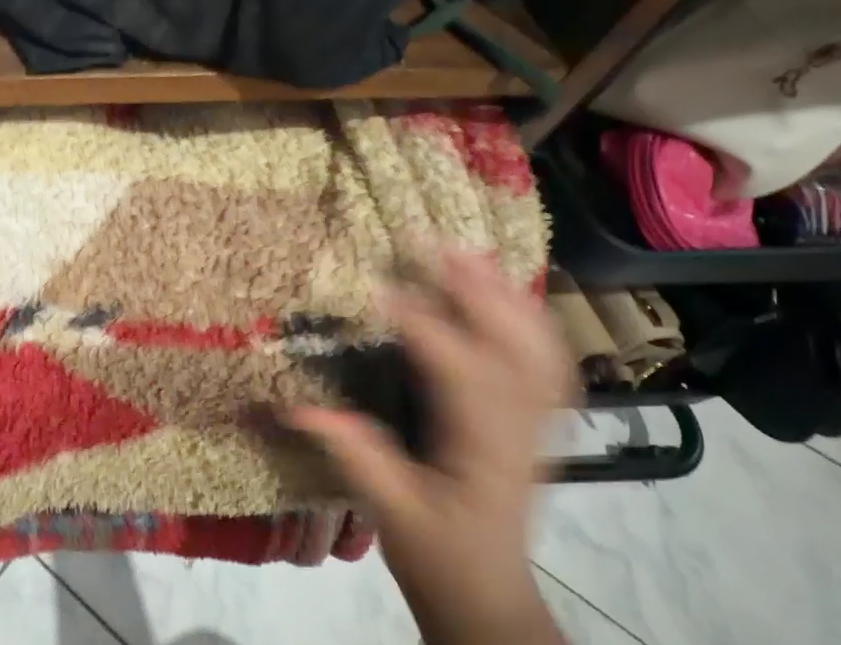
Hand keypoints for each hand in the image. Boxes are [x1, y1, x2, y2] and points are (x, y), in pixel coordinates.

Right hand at [284, 248, 575, 644]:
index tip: (378, 285)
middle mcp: (519, 432)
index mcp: (482, 451)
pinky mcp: (535, 424)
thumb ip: (353, 454)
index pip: (458, 374)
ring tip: (474, 255)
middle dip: (478, 294)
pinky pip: (546, 364)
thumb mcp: (388, 511)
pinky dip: (531, 324)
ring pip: (539, 351)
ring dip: (509, 299)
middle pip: (514, 350)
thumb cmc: (437, 554)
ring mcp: (536, 427)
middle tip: (437, 245)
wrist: (488, 594)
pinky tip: (509, 297)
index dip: (421, 325)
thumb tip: (294, 404)